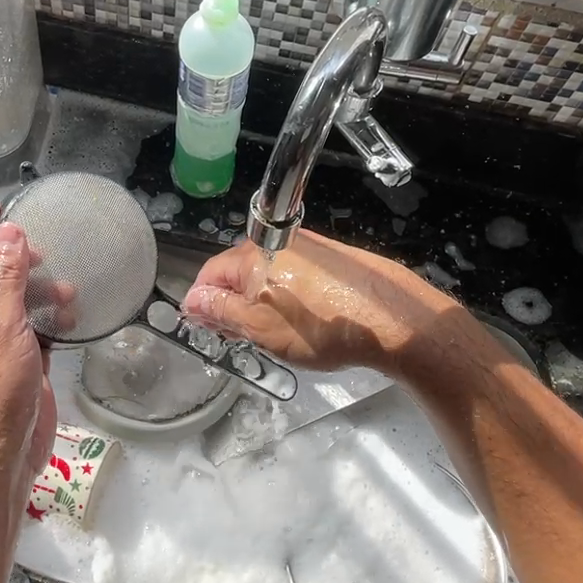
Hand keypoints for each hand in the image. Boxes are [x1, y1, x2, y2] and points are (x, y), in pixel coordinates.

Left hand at [0, 201, 57, 487]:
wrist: (0, 455)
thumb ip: (5, 274)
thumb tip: (9, 231)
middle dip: (11, 259)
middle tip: (39, 254)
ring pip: (10, 297)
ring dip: (37, 289)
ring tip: (64, 292)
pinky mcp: (16, 356)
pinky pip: (30, 322)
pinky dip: (49, 315)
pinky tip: (69, 317)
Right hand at [181, 230, 478, 375]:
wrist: (390, 319)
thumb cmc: (322, 327)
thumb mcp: (260, 328)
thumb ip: (222, 311)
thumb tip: (192, 301)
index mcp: (252, 255)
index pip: (209, 275)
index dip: (204, 306)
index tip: (211, 331)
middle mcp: (275, 243)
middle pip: (237, 274)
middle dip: (236, 306)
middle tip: (248, 340)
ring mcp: (305, 247)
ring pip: (267, 276)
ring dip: (264, 303)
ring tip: (282, 335)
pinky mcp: (330, 258)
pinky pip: (295, 276)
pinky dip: (292, 298)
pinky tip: (308, 322)